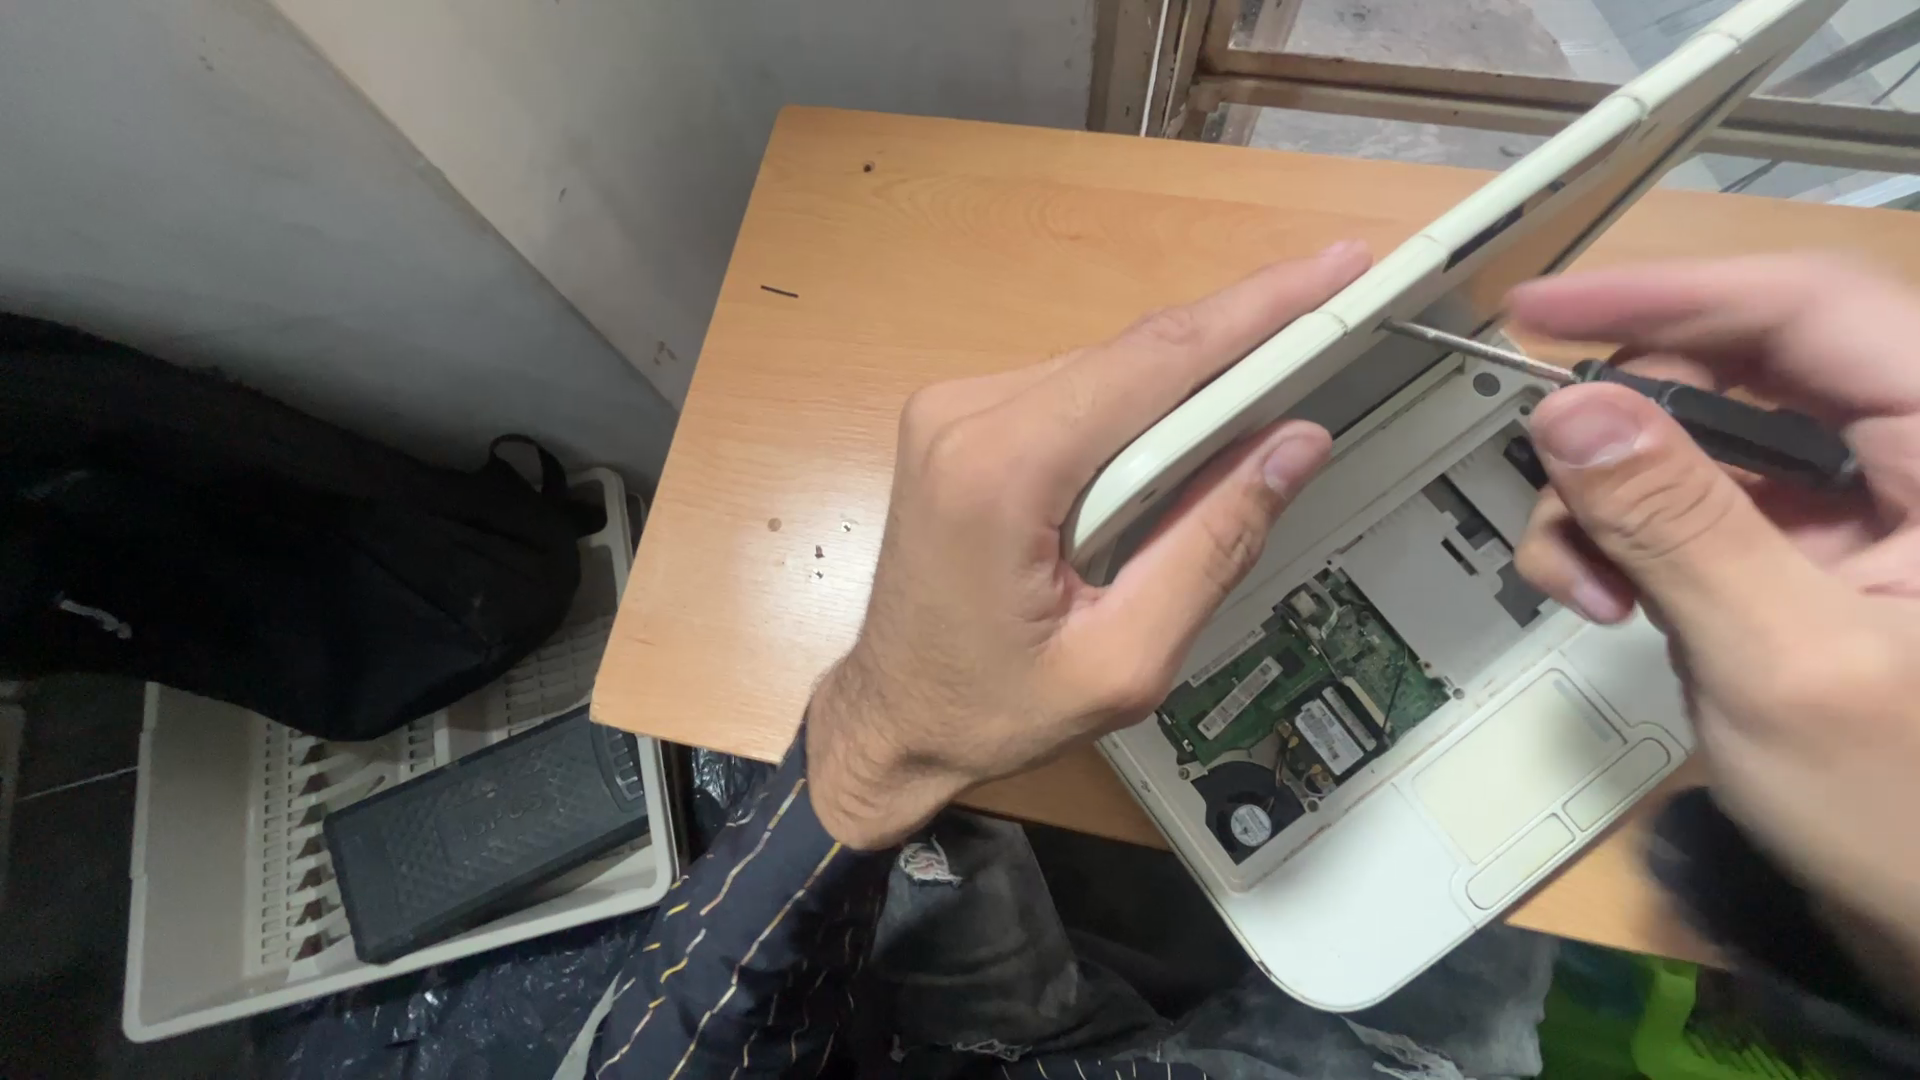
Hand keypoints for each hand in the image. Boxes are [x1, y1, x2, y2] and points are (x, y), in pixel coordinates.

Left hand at [805, 244, 1372, 848]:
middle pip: (1128, 357)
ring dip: (1179, 385)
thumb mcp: (1123, 659)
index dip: (1255, 311)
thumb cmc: (993, 706)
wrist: (896, 713)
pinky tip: (1169, 444)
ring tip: (1254, 407)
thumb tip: (1290, 446)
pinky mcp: (952, 425)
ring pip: (1100, 369)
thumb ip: (1211, 547)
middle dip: (1230, 346)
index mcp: (998, 471)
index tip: (1335, 269)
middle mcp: (960, 417)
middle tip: (1326, 328)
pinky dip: (1128, 408)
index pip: (1151, 362)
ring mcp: (946, 414)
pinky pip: (1066, 393)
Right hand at [1505, 254, 1919, 988]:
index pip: (1809, 314)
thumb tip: (1565, 412)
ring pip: (1678, 447)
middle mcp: (1918, 455)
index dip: (1661, 296)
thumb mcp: (1784, 663)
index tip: (1531, 312)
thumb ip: (1675, 525)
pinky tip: (1605, 600)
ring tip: (1583, 591)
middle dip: (1610, 445)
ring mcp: (1856, 503)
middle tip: (1559, 516)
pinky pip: (1675, 506)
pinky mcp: (1799, 545)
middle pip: (1724, 380)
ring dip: (1599, 509)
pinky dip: (1614, 543)